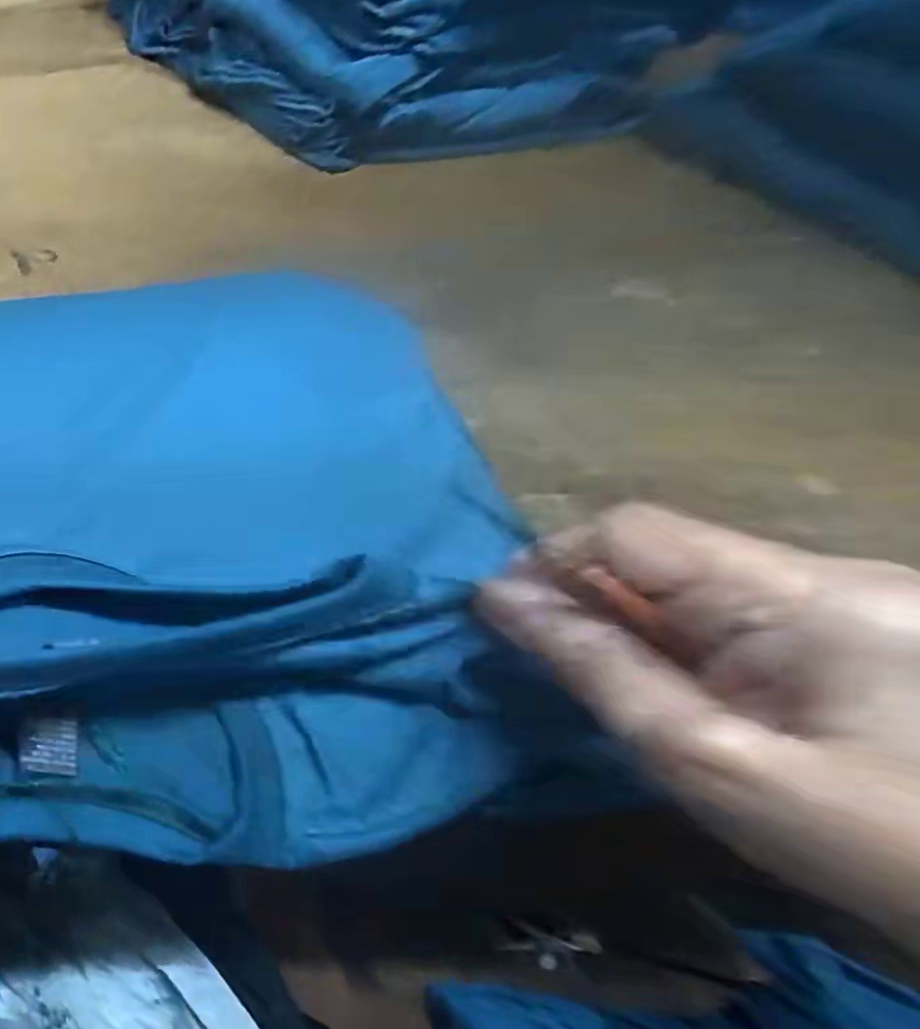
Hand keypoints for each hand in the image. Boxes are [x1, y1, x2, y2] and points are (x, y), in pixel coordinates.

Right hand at [478, 504, 919, 952]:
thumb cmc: (884, 846)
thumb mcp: (706, 756)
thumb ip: (595, 664)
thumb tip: (496, 598)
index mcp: (806, 593)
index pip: (629, 531)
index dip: (550, 560)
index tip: (501, 615)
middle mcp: (833, 580)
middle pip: (660, 558)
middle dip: (584, 599)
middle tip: (540, 657)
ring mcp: (860, 611)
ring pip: (691, 591)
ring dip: (626, 627)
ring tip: (599, 681)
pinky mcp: (870, 645)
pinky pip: (734, 622)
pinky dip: (676, 648)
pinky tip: (668, 692)